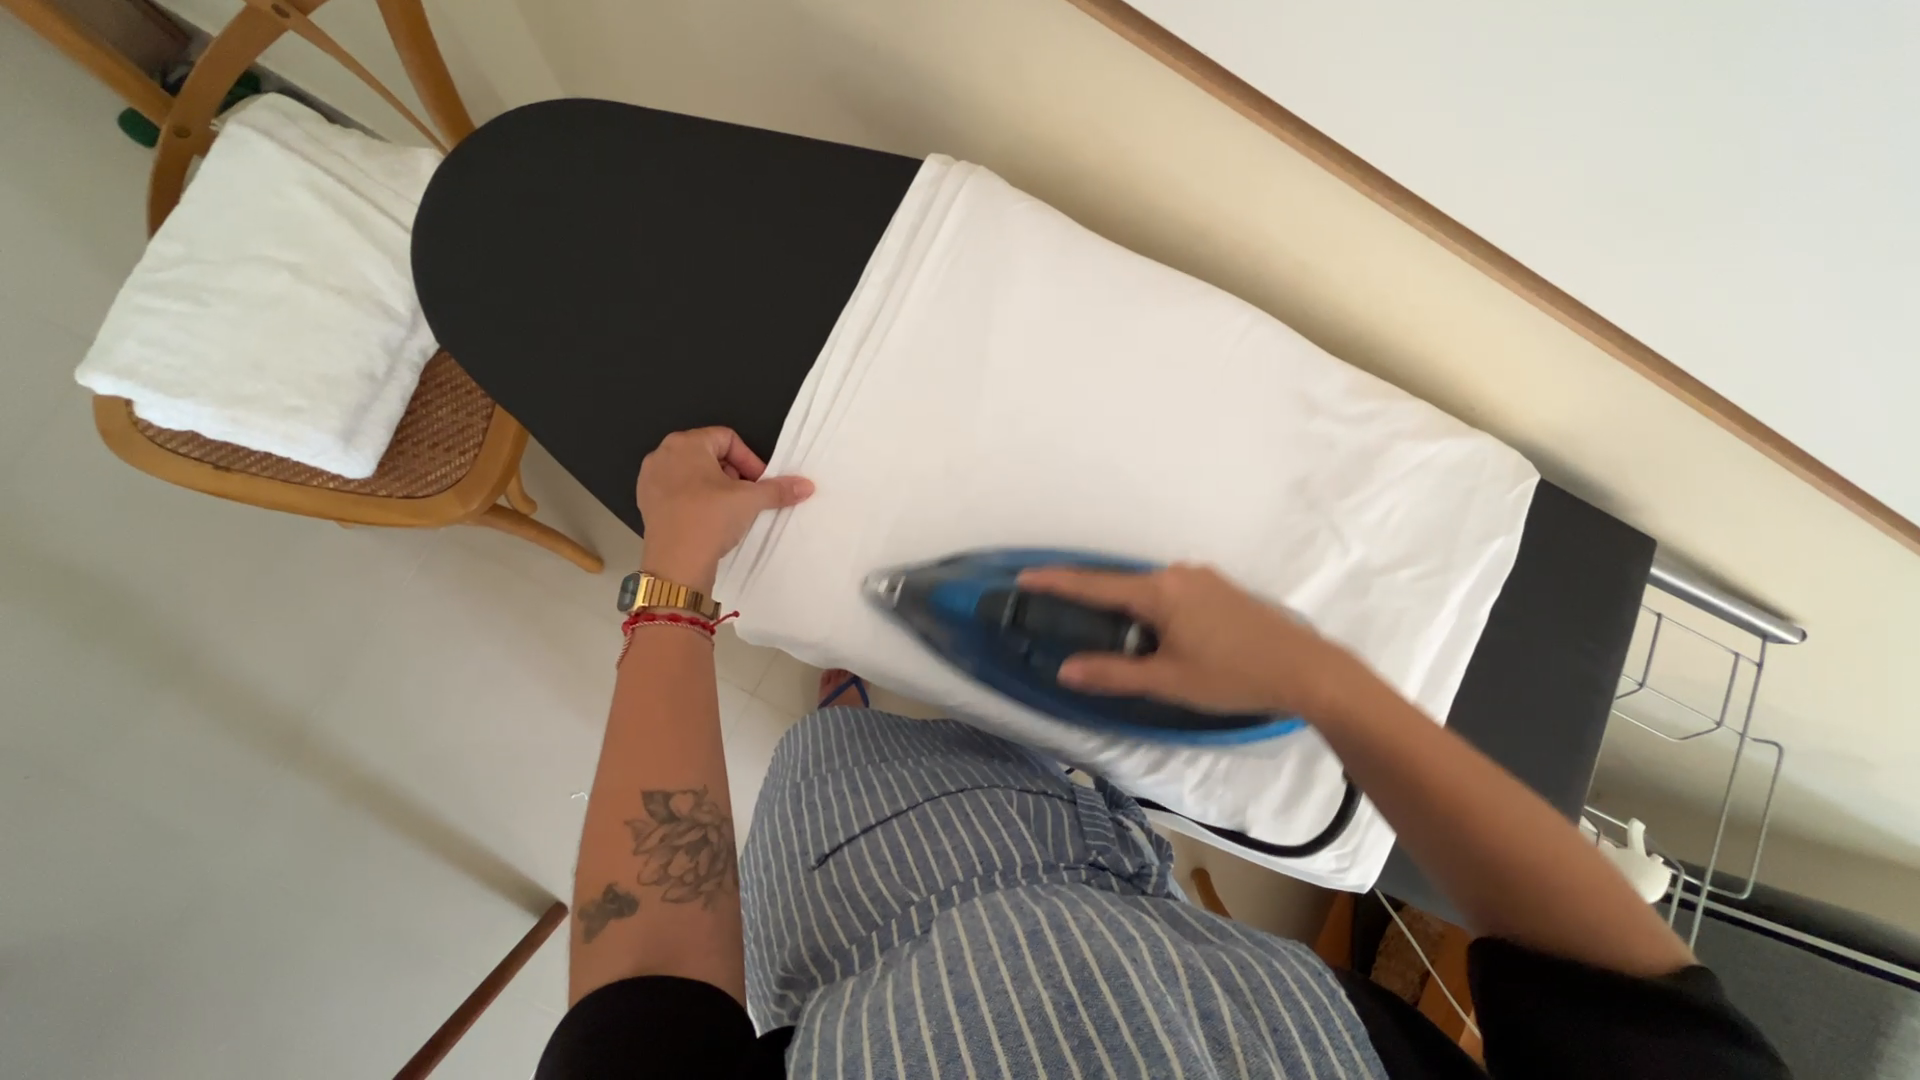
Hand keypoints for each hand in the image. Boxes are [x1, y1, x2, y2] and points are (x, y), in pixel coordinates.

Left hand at [635, 427, 813, 590]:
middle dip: (733, 473)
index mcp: (685, 443)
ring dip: (715, 487)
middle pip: (709, 454)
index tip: (759, 484)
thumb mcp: (750, 501)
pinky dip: (695, 500)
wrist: (676, 564)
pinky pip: (678, 491)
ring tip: (727, 510)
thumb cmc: (711, 519)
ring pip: (693, 473)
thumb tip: (807, 485)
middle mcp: (663, 454)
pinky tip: (706, 520)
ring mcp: (650, 478)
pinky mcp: (646, 502)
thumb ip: (778, 489)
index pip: (727, 438)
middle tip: (745, 497)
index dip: (749, 460)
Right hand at [1016, 563, 1375, 718]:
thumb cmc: (1233, 675)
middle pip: (1119, 583)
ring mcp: (1202, 578)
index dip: (1056, 582)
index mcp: (1160, 591)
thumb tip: (1065, 670)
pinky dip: (1147, 606)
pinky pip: (1168, 592)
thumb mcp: (1169, 680)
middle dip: (1088, 595)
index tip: (1024, 577)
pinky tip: (1150, 631)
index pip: (1094, 584)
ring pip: (1146, 588)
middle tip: (1058, 610)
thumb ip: (1113, 673)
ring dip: (1121, 605)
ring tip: (1103, 629)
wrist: (1307, 670)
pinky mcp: (1219, 589)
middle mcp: (1177, 574)